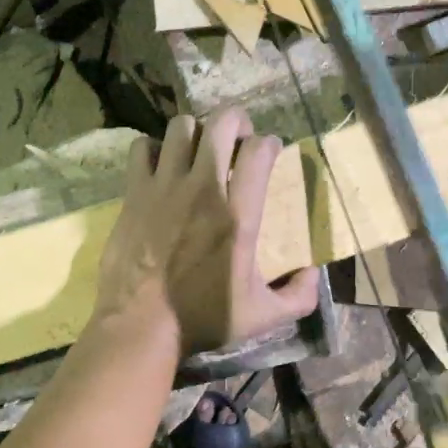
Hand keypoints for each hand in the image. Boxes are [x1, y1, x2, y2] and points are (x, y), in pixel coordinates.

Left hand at [94, 109, 320, 355]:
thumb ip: (298, 297)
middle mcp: (203, 188)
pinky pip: (142, 148)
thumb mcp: (262, 317)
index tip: (269, 152)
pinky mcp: (134, 193)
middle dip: (236, 121)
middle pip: (222, 123)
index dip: (269, 144)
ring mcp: (164, 187)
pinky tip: (160, 167)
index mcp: (239, 214)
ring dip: (194, 132)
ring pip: (180, 127)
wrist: (140, 326)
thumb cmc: (203, 319)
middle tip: (237, 140)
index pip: (259, 151)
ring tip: (197, 150)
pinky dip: (153, 149)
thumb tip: (314, 276)